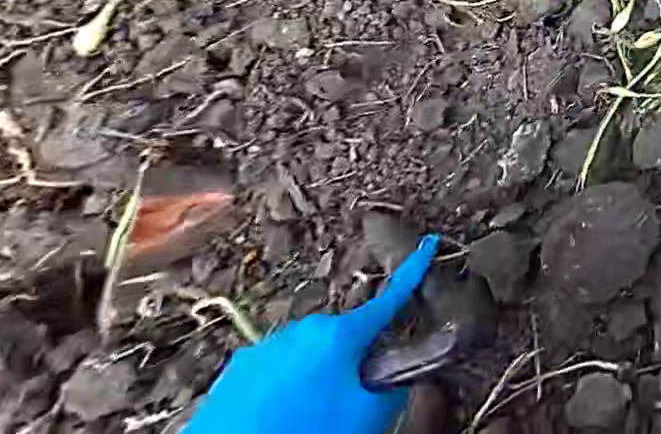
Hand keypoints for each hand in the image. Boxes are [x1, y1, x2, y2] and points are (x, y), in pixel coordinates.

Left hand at [184, 235, 437, 433]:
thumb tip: (396, 376)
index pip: (392, 296)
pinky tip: (279, 416)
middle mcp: (302, 332)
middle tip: (349, 389)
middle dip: (352, 354)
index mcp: (340, 333)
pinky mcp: (230, 378)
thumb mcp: (368, 414)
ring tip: (307, 411)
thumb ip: (394, 384)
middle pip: (345, 333)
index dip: (416, 269)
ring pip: (308, 352)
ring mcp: (261, 353)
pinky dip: (283, 387)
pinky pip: (273, 371)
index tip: (429, 243)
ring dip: (315, 371)